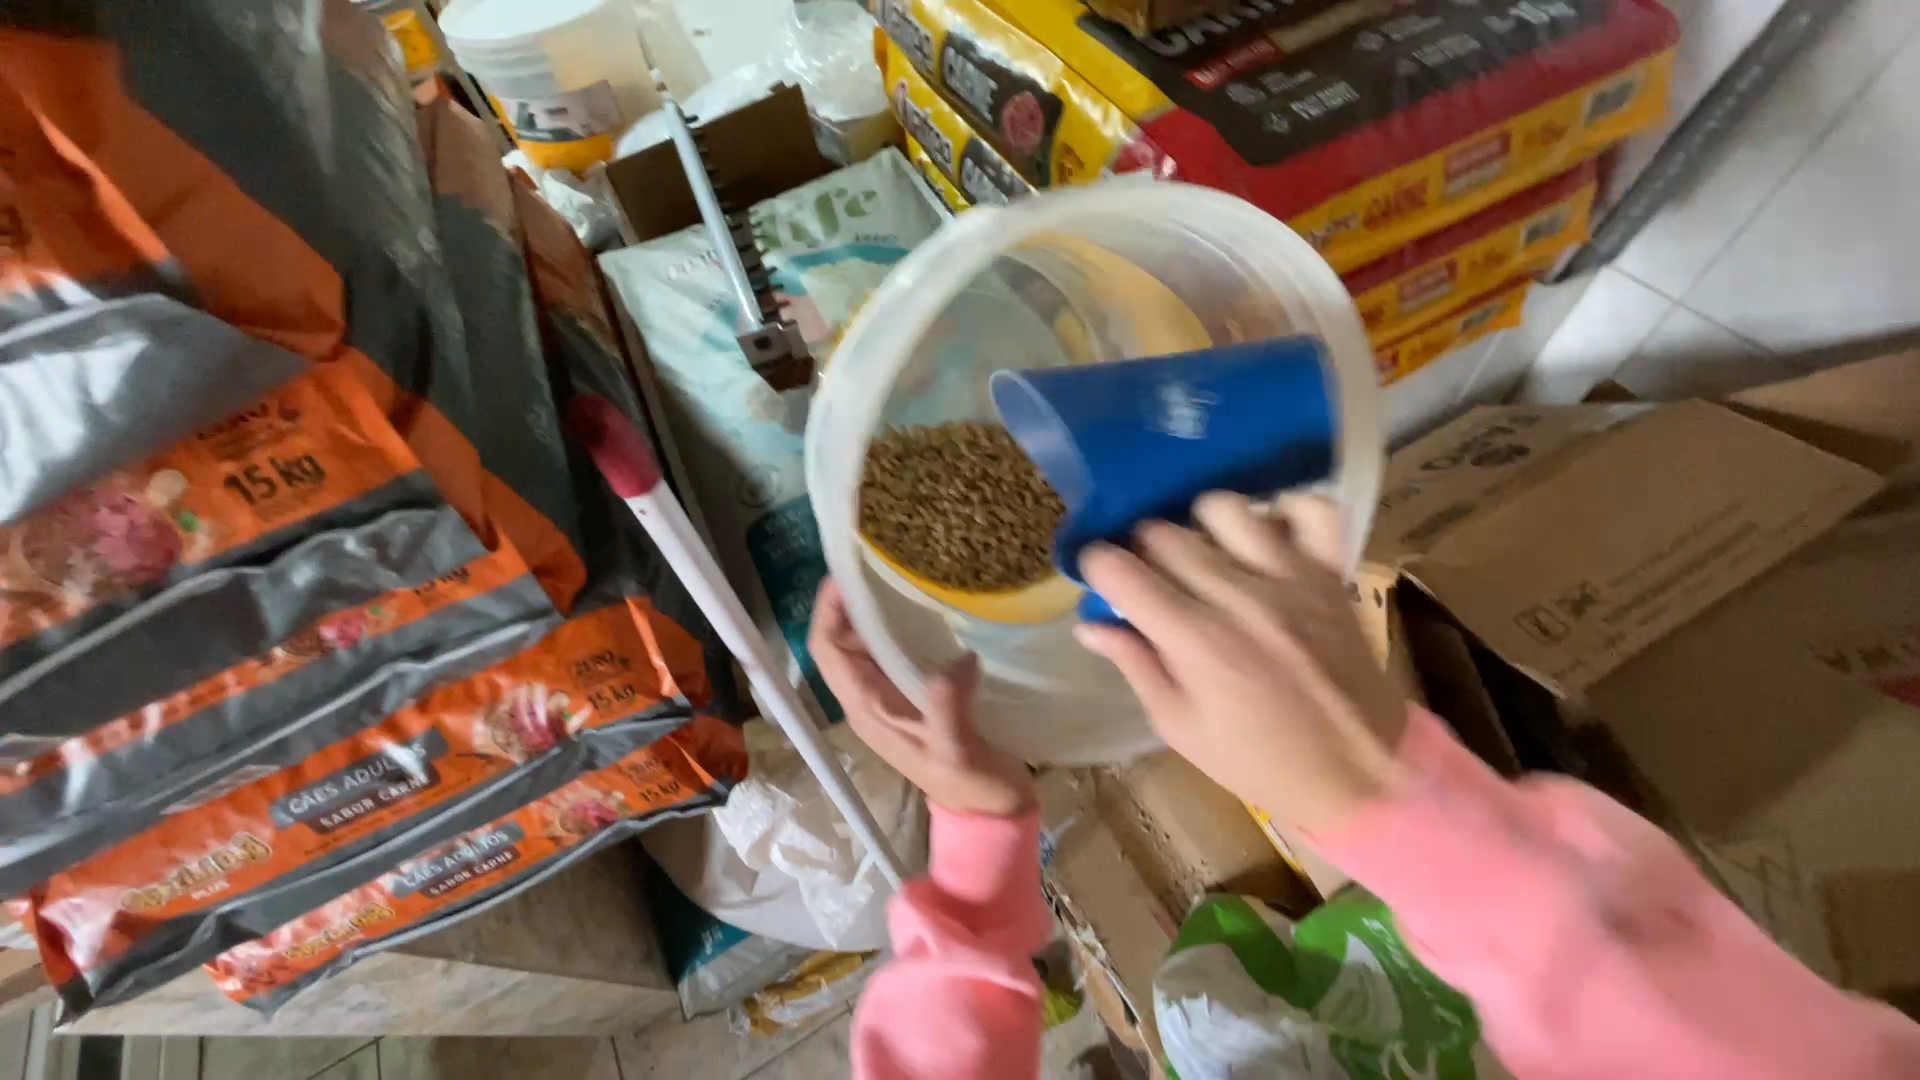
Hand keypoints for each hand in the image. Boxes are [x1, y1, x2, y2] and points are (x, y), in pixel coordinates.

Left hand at [809, 579, 1033, 817]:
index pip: (828, 652)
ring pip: (869, 643)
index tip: (846, 573)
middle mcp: (872, 698)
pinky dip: (903, 624)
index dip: (828, 611)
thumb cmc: (970, 785)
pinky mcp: (918, 693)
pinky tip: (930, 603)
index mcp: (867, 709)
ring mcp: (893, 695)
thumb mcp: (958, 750)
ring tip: (900, 572)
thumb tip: (960, 660)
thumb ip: (948, 707)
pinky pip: (898, 649)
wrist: (992, 811)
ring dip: (876, 610)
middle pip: (843, 640)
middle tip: (879, 559)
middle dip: (851, 601)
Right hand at [1074, 493, 1406, 832]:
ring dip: (1199, 525)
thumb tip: (1088, 625)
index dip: (1095, 566)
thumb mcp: (1179, 727)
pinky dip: (1284, 512)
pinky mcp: (1330, 573)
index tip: (1099, 578)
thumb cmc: (1257, 759)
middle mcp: (1237, 596)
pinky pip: (1311, 510)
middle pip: (1162, 532)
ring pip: (1224, 508)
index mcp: (1194, 640)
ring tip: (1203, 554)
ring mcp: (1289, 577)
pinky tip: (1265, 537)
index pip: (1118, 569)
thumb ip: (1134, 665)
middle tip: (1147, 576)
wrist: (1361, 774)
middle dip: (1140, 548)